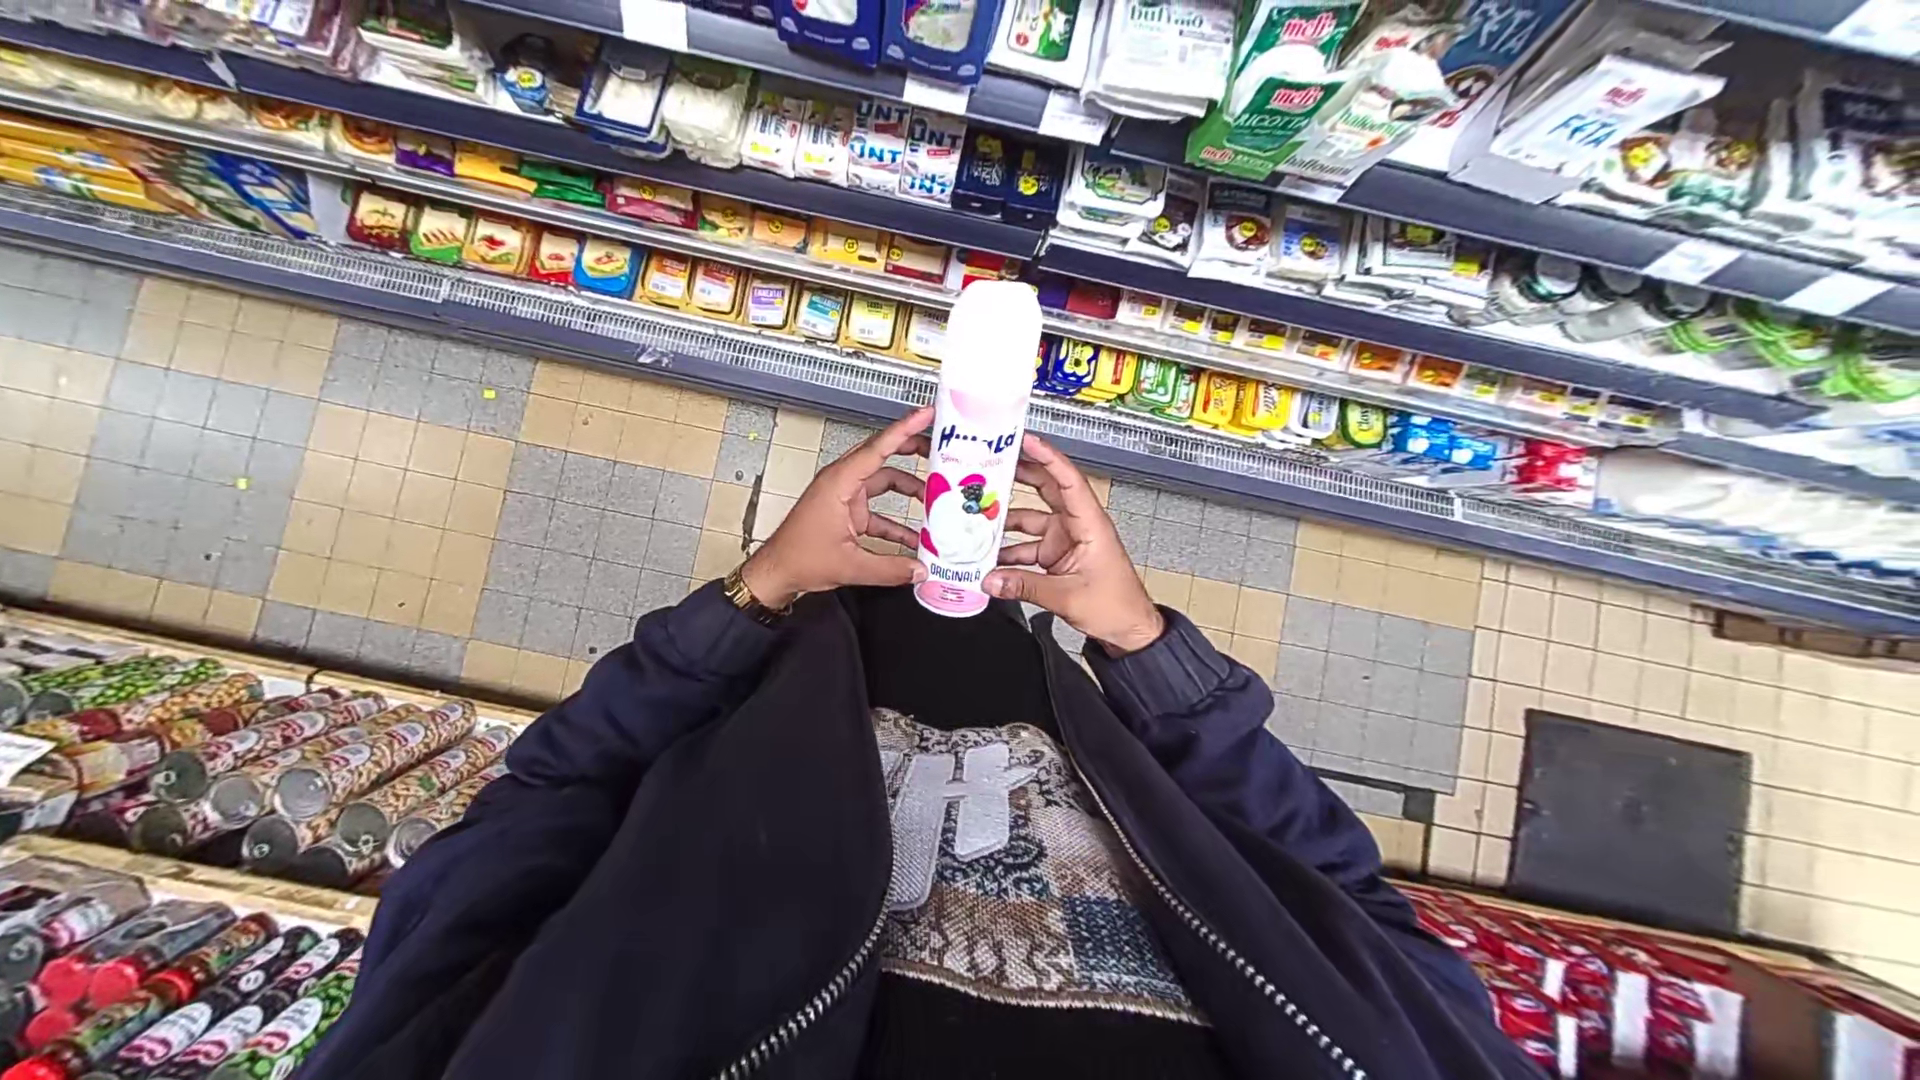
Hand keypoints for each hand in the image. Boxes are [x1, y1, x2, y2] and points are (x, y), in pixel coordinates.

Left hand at [740, 406, 930, 608]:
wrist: (777, 572)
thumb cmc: (798, 559)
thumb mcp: (850, 566)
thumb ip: (891, 568)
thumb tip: (919, 569)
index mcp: (839, 483)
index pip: (878, 448)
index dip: (905, 429)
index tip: (925, 414)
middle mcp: (842, 483)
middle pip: (882, 456)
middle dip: (912, 449)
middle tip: (938, 446)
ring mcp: (844, 497)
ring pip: (883, 481)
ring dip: (908, 488)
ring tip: (934, 495)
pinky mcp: (847, 512)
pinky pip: (879, 509)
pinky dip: (896, 520)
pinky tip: (914, 535)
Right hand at [984, 434, 1164, 655]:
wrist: (1129, 630)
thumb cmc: (1118, 606)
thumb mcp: (1067, 596)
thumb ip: (1024, 586)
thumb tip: (991, 579)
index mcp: (1090, 524)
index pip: (1068, 480)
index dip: (1047, 457)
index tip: (1026, 441)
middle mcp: (1077, 526)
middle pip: (1046, 490)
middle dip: (1020, 476)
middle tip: (992, 465)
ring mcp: (1065, 541)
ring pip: (1030, 520)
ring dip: (1007, 520)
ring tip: (980, 516)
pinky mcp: (1057, 557)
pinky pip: (1027, 546)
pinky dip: (1008, 551)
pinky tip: (989, 556)